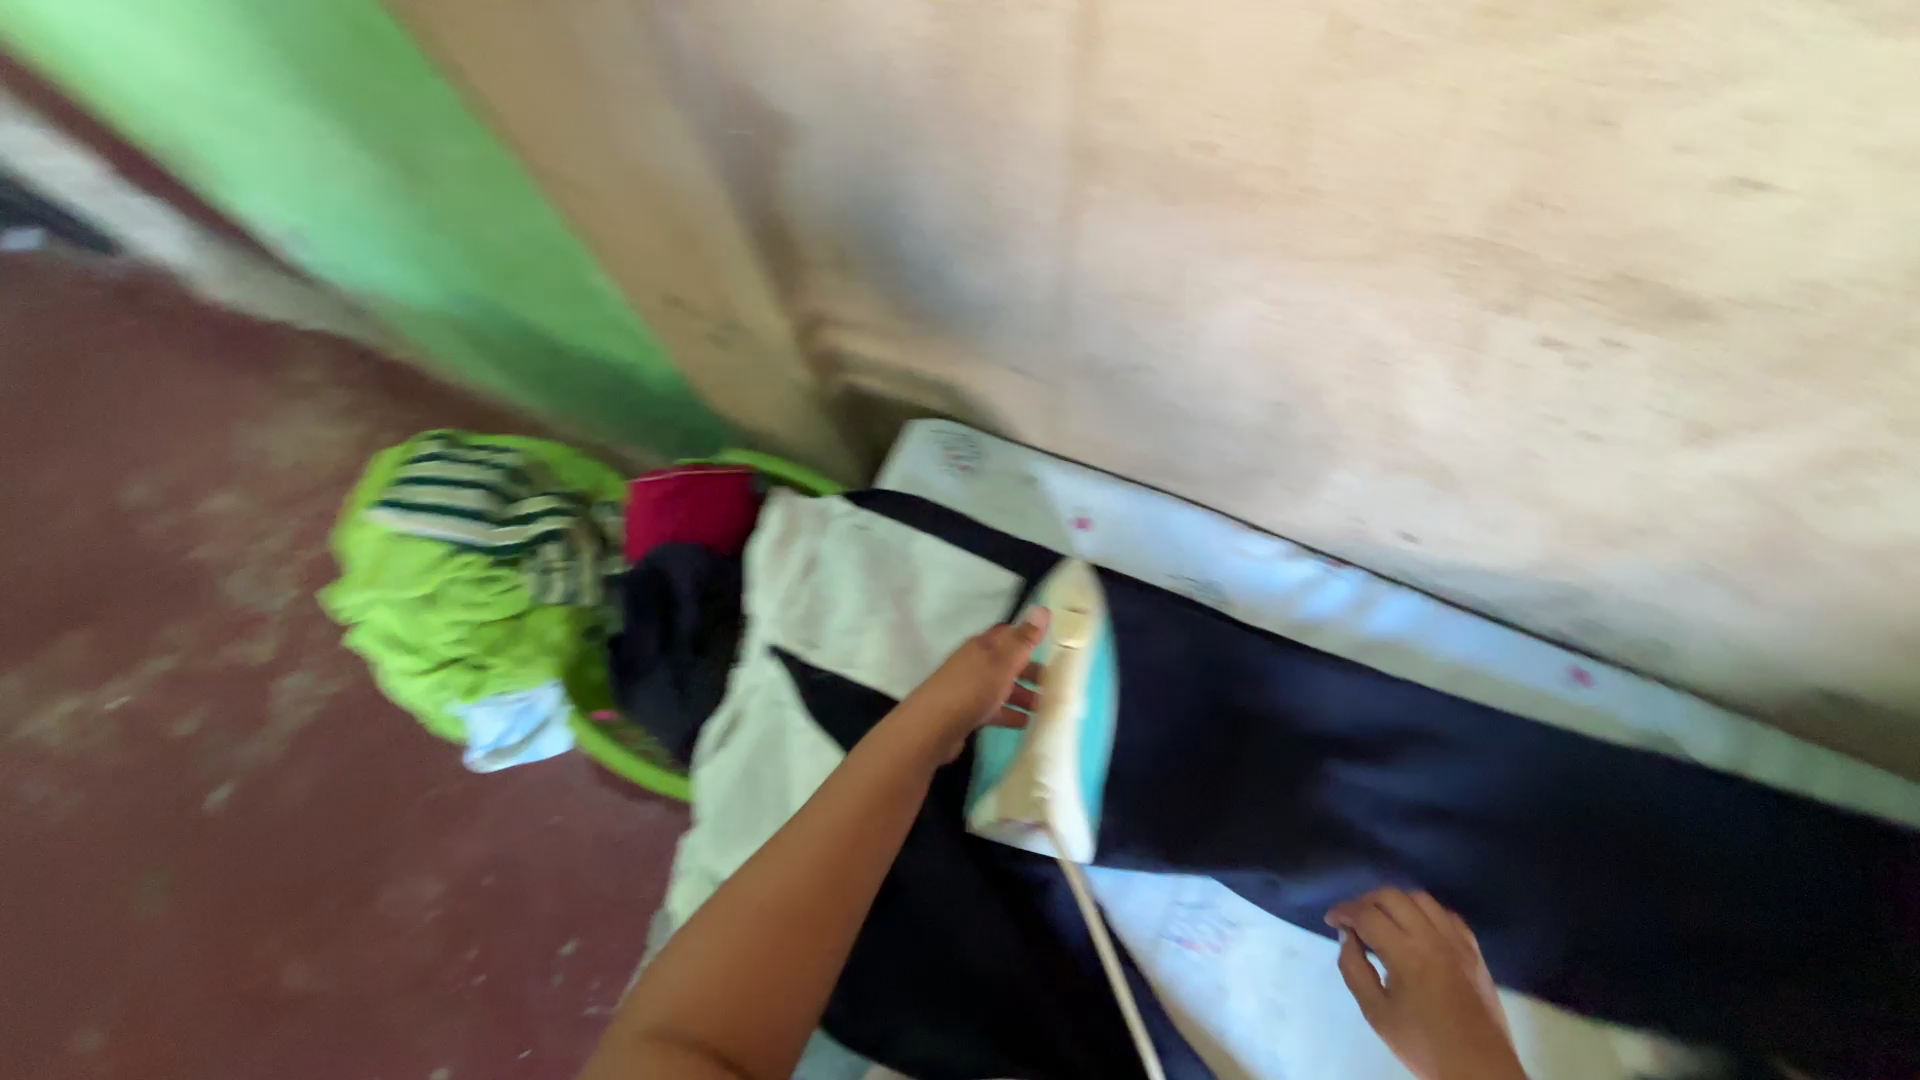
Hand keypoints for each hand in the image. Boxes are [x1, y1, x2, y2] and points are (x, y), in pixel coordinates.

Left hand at [894, 606, 1049, 761]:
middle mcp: (975, 663)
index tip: (1053, 646)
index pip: (1009, 634)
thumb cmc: (972, 689)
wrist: (932, 728)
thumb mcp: (1002, 662)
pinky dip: (1010, 714)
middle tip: (1056, 684)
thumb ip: (1024, 639)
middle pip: (1007, 662)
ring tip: (1046, 708)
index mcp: (983, 646)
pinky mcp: (967, 713)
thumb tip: (1042, 607)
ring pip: (1002, 687)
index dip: (1029, 637)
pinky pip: (994, 709)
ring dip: (1023, 695)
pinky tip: (1026, 724)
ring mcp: (970, 688)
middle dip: (1030, 671)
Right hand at [1327, 888, 1526, 1079]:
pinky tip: (1417, 929)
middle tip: (1354, 921)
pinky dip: (1426, 912)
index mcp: (1406, 954)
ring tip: (1384, 920)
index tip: (1331, 920)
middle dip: (1365, 901)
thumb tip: (1347, 937)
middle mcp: (1432, 939)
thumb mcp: (1376, 1013)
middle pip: (1391, 896)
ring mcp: (1457, 943)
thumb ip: (1354, 969)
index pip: (1365, 914)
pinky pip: (1447, 915)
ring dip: (1395, 902)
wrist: (1481, 1072)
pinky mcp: (1474, 952)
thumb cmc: (1424, 1046)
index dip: (1342, 911)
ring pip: (1420, 898)